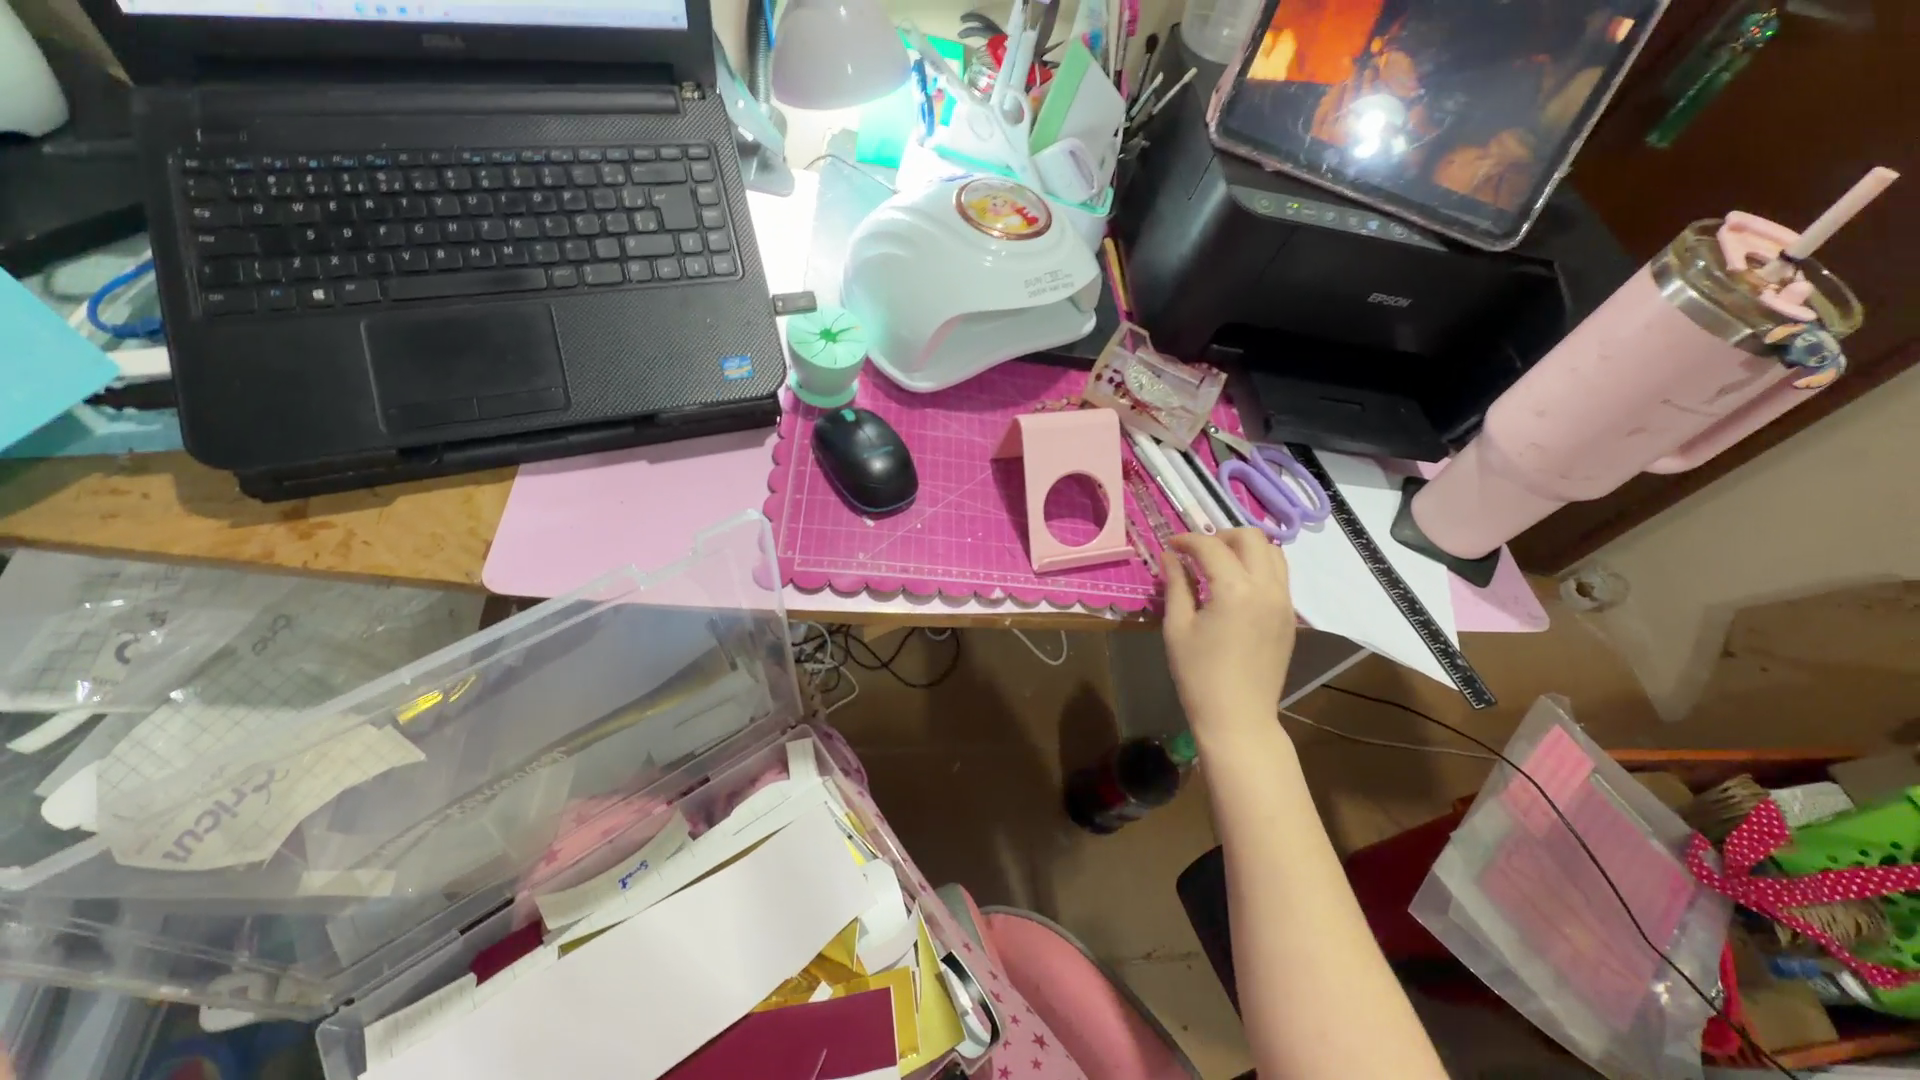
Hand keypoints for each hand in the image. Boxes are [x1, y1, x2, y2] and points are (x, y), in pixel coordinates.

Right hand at [1161, 528, 1296, 739]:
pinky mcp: (1290, 617)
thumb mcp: (1177, 627)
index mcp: (1235, 590)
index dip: (1187, 540)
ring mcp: (1284, 602)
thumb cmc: (1199, 675)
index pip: (1211, 546)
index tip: (1170, 546)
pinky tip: (1236, 586)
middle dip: (1221, 536)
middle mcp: (1266, 588)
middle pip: (1251, 537)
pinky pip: (1279, 576)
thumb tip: (1170, 557)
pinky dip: (1259, 568)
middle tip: (1197, 552)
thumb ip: (1176, 585)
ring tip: (1220, 564)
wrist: (1238, 717)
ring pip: (1273, 553)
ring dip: (1245, 549)